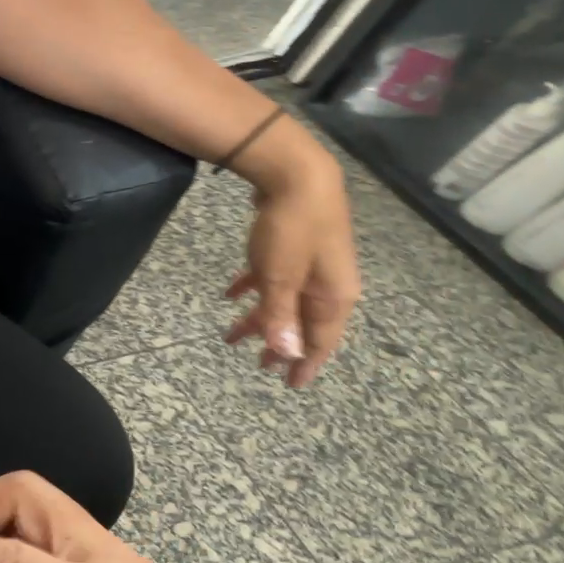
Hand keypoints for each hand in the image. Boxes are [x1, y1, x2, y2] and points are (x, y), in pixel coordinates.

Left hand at [226, 152, 361, 386]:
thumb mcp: (280, 277)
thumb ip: (280, 315)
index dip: (305, 363)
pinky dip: (253, 290)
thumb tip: (288, 353)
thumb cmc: (290, 230)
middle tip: (258, 366)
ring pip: (284, 302)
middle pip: (302, 324)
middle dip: (280, 346)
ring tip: (233, 337)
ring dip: (260, 320)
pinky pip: (273, 280)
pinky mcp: (293, 250)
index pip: (321, 340)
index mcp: (332, 296)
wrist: (297, 178)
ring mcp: (312, 266)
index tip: (291, 384)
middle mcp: (328, 285)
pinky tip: (231, 295)